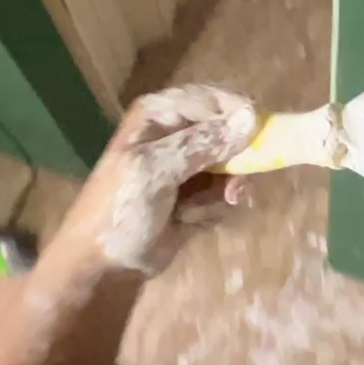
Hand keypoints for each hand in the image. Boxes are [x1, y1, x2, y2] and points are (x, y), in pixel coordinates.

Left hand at [46, 85, 257, 276]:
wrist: (104, 266)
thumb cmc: (119, 210)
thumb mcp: (154, 171)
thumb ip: (200, 144)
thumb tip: (251, 118)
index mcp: (160, 114)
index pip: (212, 98)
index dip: (237, 114)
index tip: (259, 136)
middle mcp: (177, 132)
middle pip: (229, 130)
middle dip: (236, 160)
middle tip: (234, 186)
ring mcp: (189, 164)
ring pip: (233, 164)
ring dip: (223, 190)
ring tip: (203, 208)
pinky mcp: (198, 194)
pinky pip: (226, 191)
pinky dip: (214, 207)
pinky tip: (191, 220)